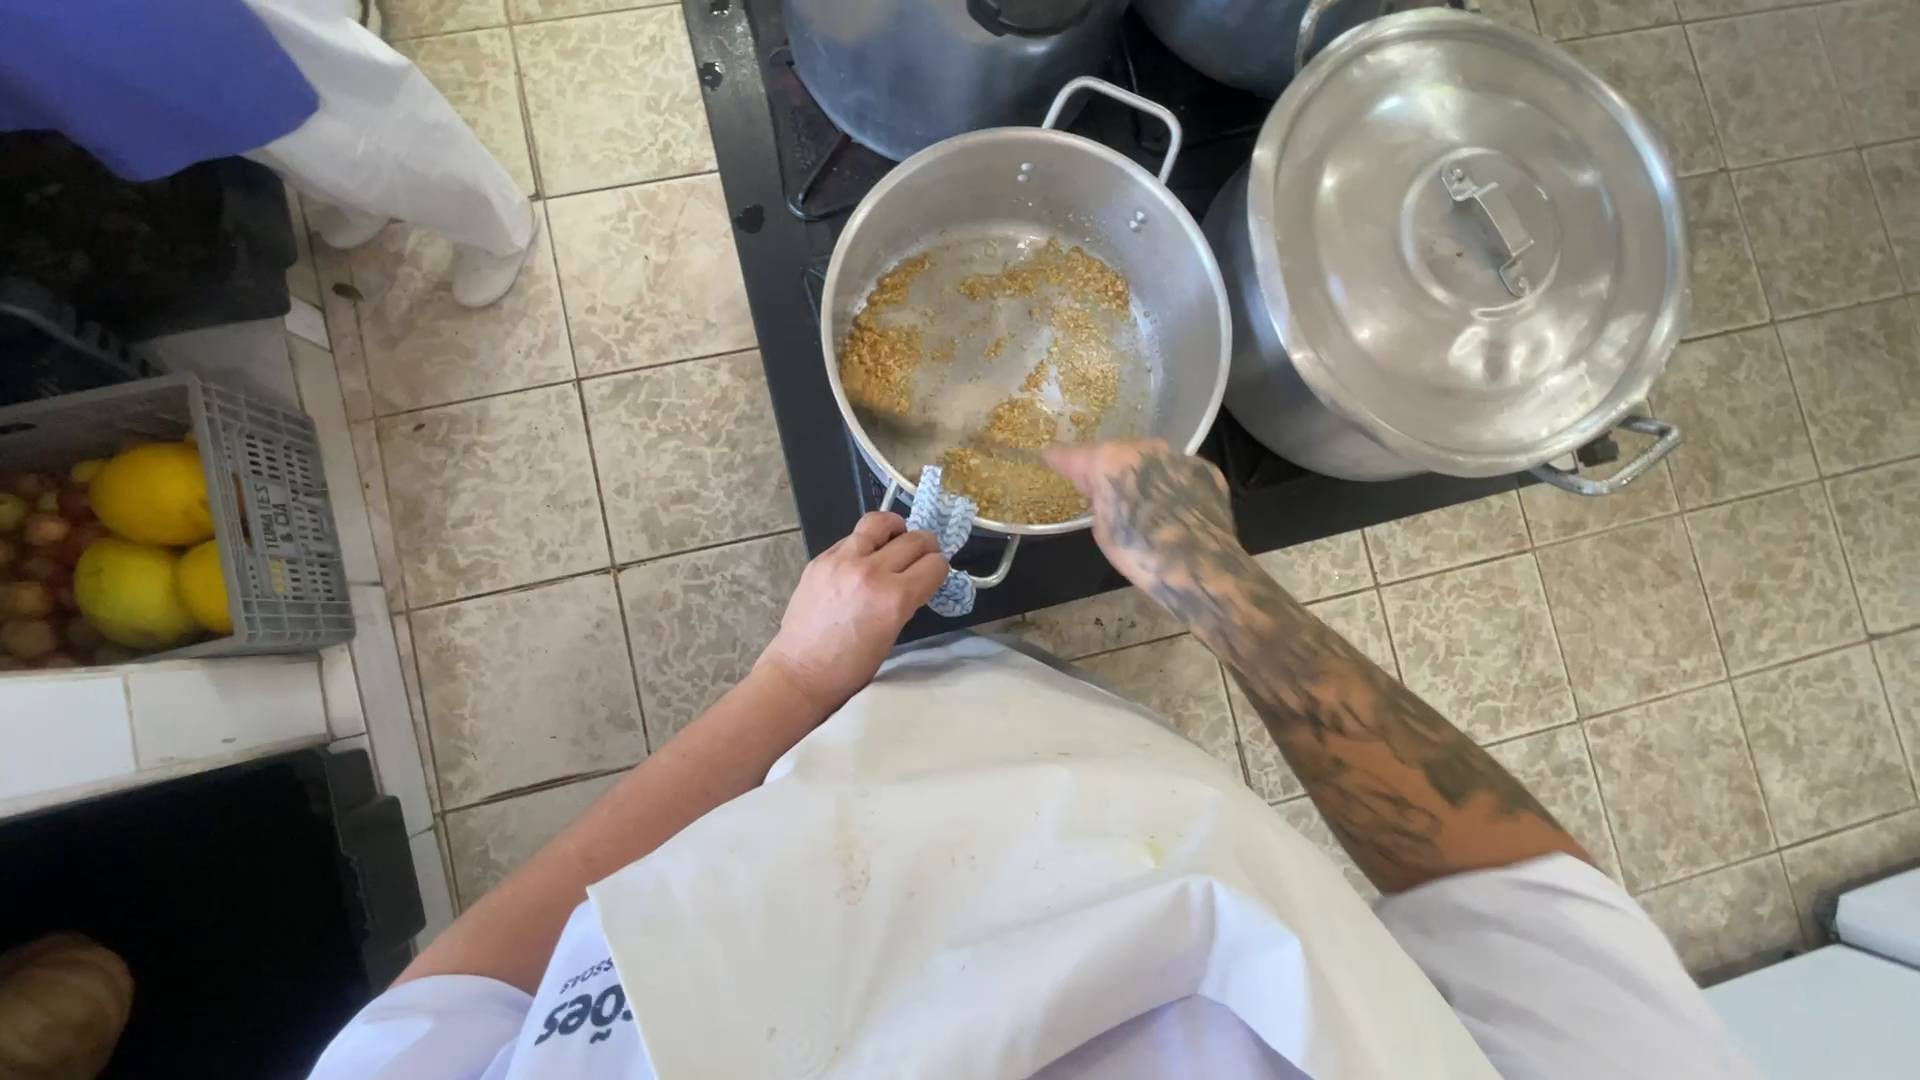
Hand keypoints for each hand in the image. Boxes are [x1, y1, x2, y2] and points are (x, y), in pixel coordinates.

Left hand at [757, 512, 947, 713]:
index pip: (934, 565)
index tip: (933, 575)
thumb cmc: (851, 667)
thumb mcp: (892, 633)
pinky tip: (863, 559)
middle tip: (922, 556)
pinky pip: (852, 538)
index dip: (939, 569)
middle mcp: (871, 572)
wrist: (801, 672)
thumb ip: (906, 599)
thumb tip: (916, 578)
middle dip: (926, 547)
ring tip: (894, 539)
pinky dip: (865, 543)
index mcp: (895, 598)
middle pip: (914, 540)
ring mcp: (842, 561)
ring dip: (895, 529)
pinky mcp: (821, 559)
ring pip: (880, 522)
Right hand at [1045, 439, 1241, 594]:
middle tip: (1103, 492)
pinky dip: (1170, 484)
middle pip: (1115, 453)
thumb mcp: (1103, 530)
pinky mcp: (1206, 470)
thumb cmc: (1140, 552)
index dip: (1059, 460)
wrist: (1199, 566)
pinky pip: (1177, 472)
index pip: (1073, 456)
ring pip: (1149, 460)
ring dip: (1141, 475)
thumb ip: (1098, 500)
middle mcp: (1144, 448)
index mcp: (1109, 461)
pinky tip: (1173, 508)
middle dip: (1107, 469)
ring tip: (1142, 502)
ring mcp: (1178, 456)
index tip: (1049, 458)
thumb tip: (1103, 492)